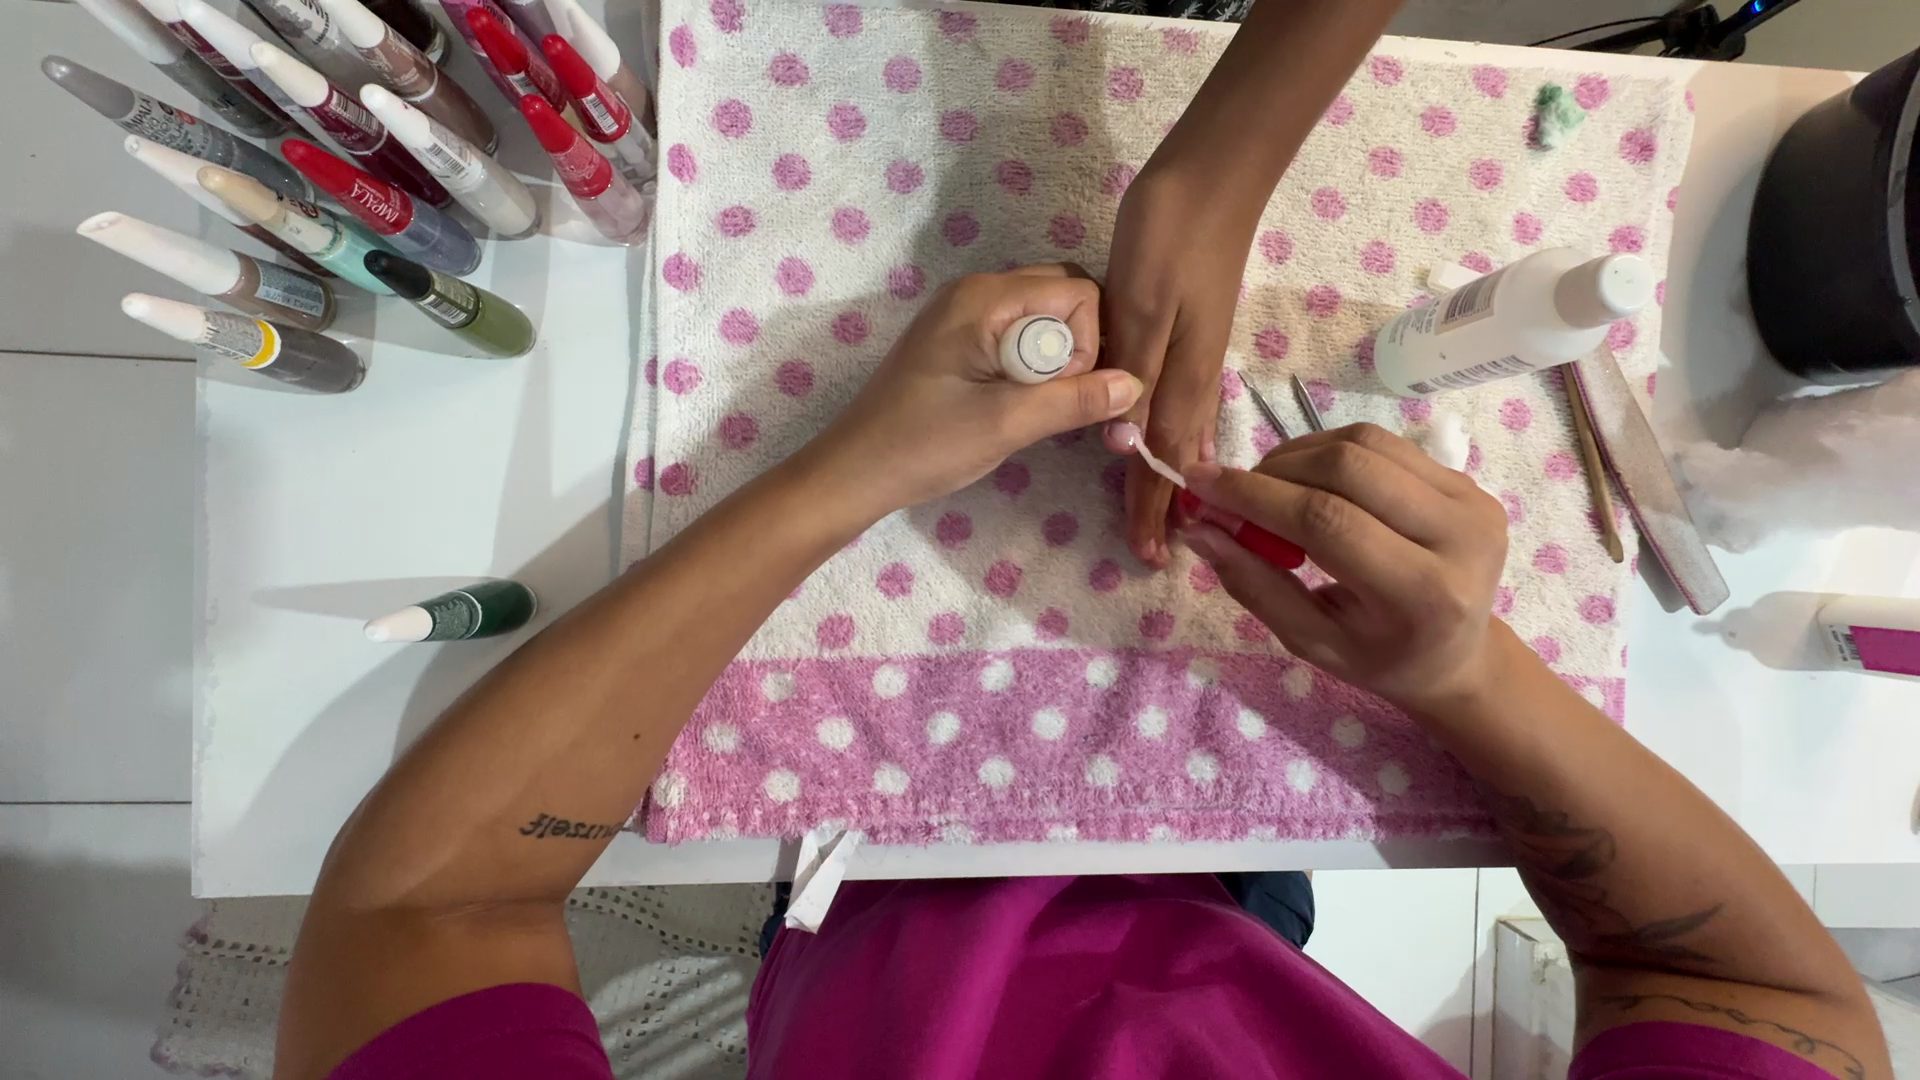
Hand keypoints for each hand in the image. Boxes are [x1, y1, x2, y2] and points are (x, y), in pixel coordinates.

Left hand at [816, 266, 1141, 514]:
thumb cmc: (926, 444)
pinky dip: (1029, 364)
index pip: (1076, 290)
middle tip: (1055, 398)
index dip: (1088, 341)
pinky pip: (1014, 335)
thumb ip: (1073, 400)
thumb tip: (1132, 384)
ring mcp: (962, 313)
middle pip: (1060, 295)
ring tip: (1033, 404)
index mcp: (985, 297)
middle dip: (1076, 346)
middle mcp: (975, 291)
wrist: (856, 470)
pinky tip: (1014, 401)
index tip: (1064, 392)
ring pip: (1039, 318)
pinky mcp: (956, 340)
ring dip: (1052, 359)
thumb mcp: (1006, 424)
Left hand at [1100, 164, 1258, 569]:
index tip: (1151, 554)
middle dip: (1167, 503)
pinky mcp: (1185, 334)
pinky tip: (1161, 441)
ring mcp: (1192, 354)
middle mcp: (1193, 375)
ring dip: (1169, 474)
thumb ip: (1134, 376)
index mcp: (1180, 376)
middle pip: (1177, 453)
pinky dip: (1169, 435)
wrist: (1214, 174)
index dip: (1154, 506)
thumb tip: (1126, 444)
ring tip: (1164, 513)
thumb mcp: (1142, 306)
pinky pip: (1176, 403)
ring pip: (1179, 431)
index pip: (1164, 459)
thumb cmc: (1170, 235)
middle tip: (1157, 548)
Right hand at [1179, 424, 1510, 713]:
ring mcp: (1471, 500)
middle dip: (1272, 472)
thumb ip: (1253, 583)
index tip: (1199, 484)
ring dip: (1296, 456)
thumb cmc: (1374, 656)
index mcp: (1422, 593)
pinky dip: (1326, 452)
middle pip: (1347, 468)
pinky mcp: (1467, 481)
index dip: (1254, 496)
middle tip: (1232, 493)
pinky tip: (1306, 481)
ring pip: (1362, 444)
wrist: (1456, 654)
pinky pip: (1380, 444)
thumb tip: (1198, 528)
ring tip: (1268, 489)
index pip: (1325, 520)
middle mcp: (1459, 536)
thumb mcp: (1307, 640)